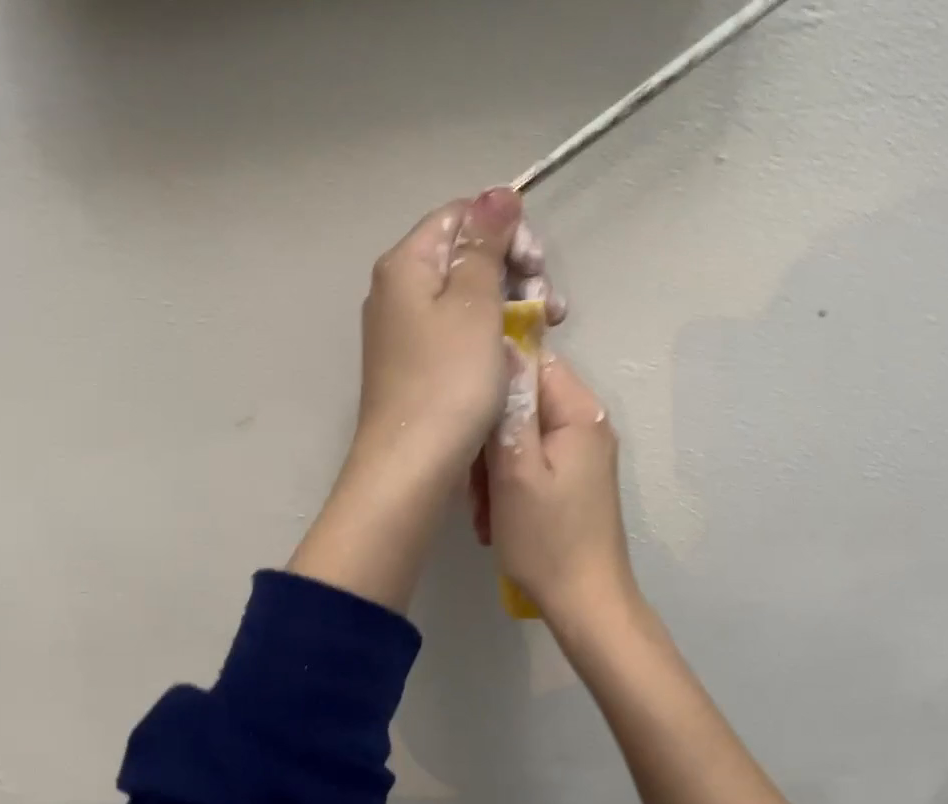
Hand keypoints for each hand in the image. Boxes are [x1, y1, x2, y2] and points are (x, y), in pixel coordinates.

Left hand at [350, 187, 526, 480]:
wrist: (412, 466)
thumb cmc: (448, 381)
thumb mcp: (475, 303)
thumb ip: (486, 244)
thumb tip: (498, 192)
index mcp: (406, 264)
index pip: (462, 217)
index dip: (506, 233)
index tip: (537, 267)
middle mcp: (398, 291)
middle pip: (465, 257)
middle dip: (515, 272)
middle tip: (549, 307)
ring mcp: (405, 333)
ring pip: (467, 299)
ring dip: (511, 307)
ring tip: (544, 333)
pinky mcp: (417, 367)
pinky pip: (459, 335)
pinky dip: (491, 338)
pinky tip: (516, 358)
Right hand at [480, 354, 634, 618]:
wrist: (585, 602)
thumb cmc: (546, 538)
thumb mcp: (515, 469)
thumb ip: (510, 407)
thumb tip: (503, 349)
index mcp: (580, 414)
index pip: (533, 364)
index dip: (493, 381)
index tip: (464, 415)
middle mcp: (587, 426)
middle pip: (524, 403)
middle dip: (488, 439)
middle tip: (470, 484)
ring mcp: (582, 456)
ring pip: (521, 438)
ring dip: (492, 470)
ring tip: (481, 511)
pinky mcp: (574, 482)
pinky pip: (531, 464)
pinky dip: (508, 487)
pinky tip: (493, 521)